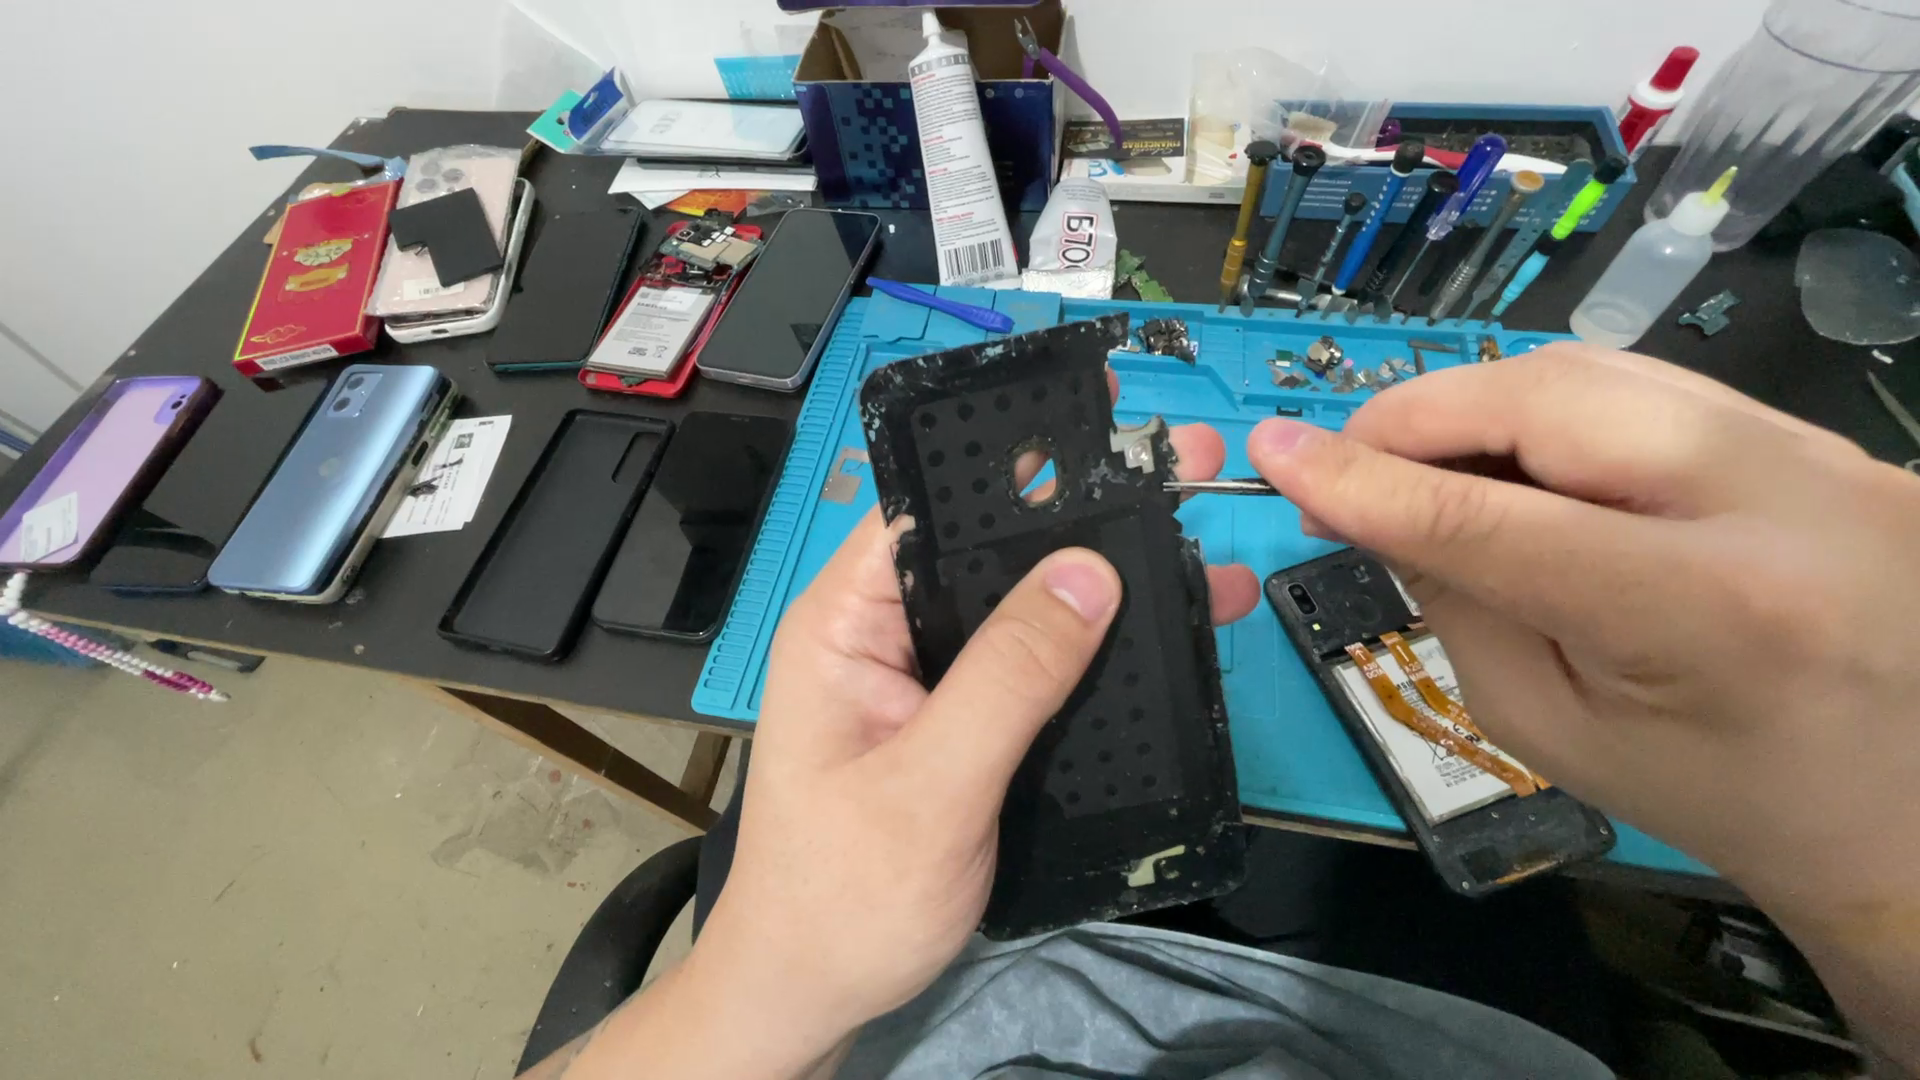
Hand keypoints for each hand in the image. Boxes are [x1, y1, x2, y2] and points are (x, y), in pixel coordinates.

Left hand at [686, 422, 1256, 1070]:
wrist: (815, 993)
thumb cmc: (844, 897)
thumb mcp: (929, 785)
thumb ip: (1006, 678)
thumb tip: (1087, 571)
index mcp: (847, 619)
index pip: (926, 507)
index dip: (1007, 460)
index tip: (1092, 421)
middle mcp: (887, 629)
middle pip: (988, 548)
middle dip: (1082, 512)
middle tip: (1177, 473)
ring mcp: (930, 674)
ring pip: (1023, 603)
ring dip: (1104, 578)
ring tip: (1199, 548)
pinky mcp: (964, 716)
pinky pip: (1037, 661)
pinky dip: (1098, 644)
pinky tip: (1165, 631)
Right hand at [1246, 343, 1919, 1064]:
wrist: (1901, 799)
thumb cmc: (1696, 786)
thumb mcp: (1532, 714)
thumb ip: (1447, 593)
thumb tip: (1365, 502)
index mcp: (1708, 613)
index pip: (1483, 518)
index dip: (1358, 479)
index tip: (1270, 452)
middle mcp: (1782, 499)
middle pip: (1542, 397)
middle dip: (1410, 420)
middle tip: (1344, 470)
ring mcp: (1816, 448)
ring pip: (1578, 369)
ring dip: (1460, 409)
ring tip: (1411, 468)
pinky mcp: (1809, 429)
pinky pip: (1622, 383)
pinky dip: (1522, 410)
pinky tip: (1493, 461)